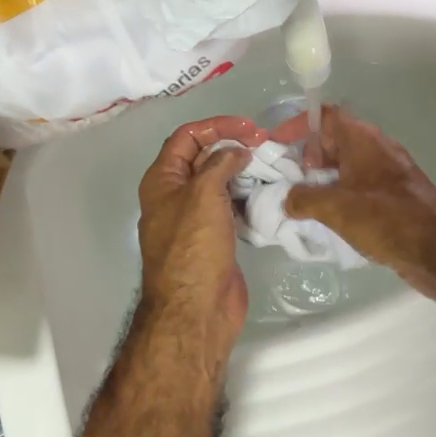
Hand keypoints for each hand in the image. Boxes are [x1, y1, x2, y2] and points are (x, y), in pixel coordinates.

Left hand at [136, 115, 266, 356]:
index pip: (186, 138)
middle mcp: (175, 195)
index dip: (217, 126)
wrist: (196, 310)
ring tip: (273, 166)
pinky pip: (232, 207)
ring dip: (244, 172)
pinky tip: (270, 193)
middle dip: (233, 147)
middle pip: (204, 158)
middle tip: (266, 145)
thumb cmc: (193, 247)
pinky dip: (248, 197)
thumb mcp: (203, 194)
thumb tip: (237, 151)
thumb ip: (220, 163)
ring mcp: (196, 219)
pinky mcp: (215, 238)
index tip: (250, 128)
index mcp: (162, 180)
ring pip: (221, 183)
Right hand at [273, 105, 435, 275]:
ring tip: (307, 203)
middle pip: (336, 139)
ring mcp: (389, 173)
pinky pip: (361, 186)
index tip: (277, 143)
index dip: (298, 124)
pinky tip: (332, 220)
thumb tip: (288, 199)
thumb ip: (303, 199)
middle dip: (310, 156)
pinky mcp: (396, 196)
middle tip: (293, 180)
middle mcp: (378, 149)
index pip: (326, 115)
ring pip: (349, 166)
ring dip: (326, 180)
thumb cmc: (385, 218)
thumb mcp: (334, 208)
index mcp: (363, 139)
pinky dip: (343, 195)